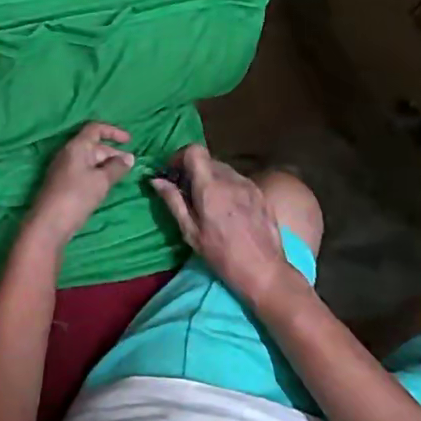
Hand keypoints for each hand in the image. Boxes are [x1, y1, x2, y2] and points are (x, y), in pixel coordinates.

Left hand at [24, 122, 136, 246]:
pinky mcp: (63, 183)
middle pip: (93, 145)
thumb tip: (129, 158)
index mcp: (77, 146)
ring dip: (106, 165)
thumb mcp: (102, 181)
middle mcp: (68, 153)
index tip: (129, 141)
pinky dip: (97, 174)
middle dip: (113, 152)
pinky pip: (83, 171)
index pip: (95, 129)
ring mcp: (64, 169)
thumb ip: (117, 167)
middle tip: (130, 165)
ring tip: (121, 176)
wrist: (49, 224)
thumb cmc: (77, 196)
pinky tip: (105, 186)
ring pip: (89, 160)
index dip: (113, 131)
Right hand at [149, 145, 305, 309]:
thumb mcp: (191, 232)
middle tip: (188, 192)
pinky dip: (228, 187)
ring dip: (212, 179)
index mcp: (210, 186)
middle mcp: (230, 178)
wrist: (263, 270)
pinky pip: (239, 180)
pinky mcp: (260, 192)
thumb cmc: (221, 255)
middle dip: (195, 170)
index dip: (180, 156)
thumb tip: (156, 180)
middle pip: (208, 160)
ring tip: (209, 203)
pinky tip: (229, 210)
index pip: (194, 150)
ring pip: (224, 170)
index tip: (173, 173)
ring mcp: (248, 184)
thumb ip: (174, 201)